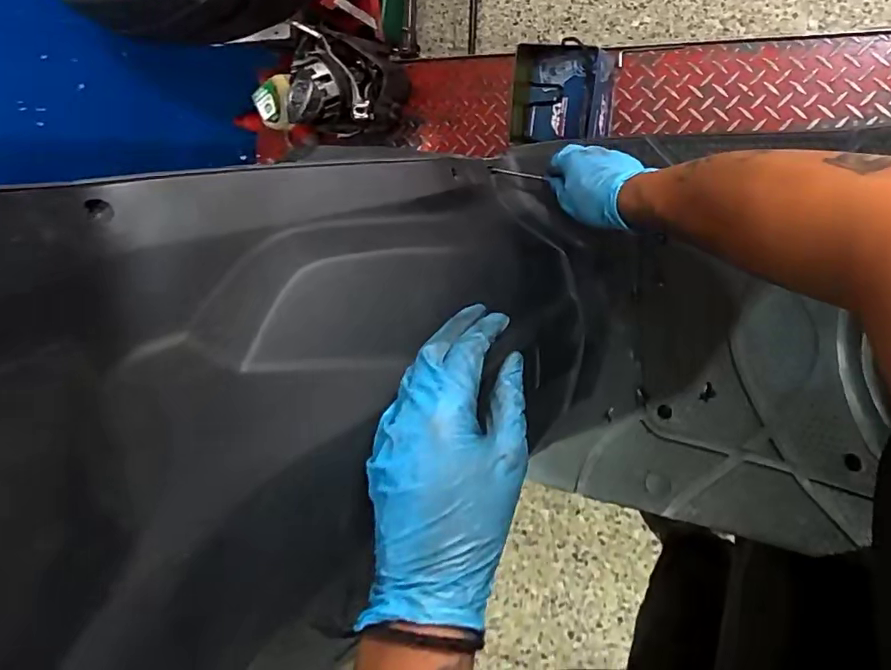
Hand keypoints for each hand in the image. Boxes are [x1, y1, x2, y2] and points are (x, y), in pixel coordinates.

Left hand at [357, 304, 527, 633]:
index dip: (483, 330)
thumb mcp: (506, 458)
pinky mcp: (381, 446)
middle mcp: (408, 410)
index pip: (462, 352)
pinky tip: (439, 375)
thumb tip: (508, 362)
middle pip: (430, 352)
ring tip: (461, 334)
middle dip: (455, 326)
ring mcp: (389, 428)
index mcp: (442, 410)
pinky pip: (403, 395)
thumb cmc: (475, 521)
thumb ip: (507, 401)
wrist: (426, 578)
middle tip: (478, 313)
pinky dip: (423, 375)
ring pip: (412, 371)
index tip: (500, 319)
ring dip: (437, 348)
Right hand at [547, 145, 653, 230]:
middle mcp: (588, 149)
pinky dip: (611, 175)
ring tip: (599, 193)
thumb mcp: (568, 203)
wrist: (633, 197)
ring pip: (596, 162)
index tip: (559, 187)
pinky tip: (614, 190)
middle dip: (577, 172)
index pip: (556, 162)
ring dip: (595, 173)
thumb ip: (558, 190)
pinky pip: (613, 167)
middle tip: (578, 191)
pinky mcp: (627, 159)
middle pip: (577, 160)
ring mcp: (609, 152)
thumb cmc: (596, 201)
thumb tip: (555, 183)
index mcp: (569, 157)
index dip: (556, 175)